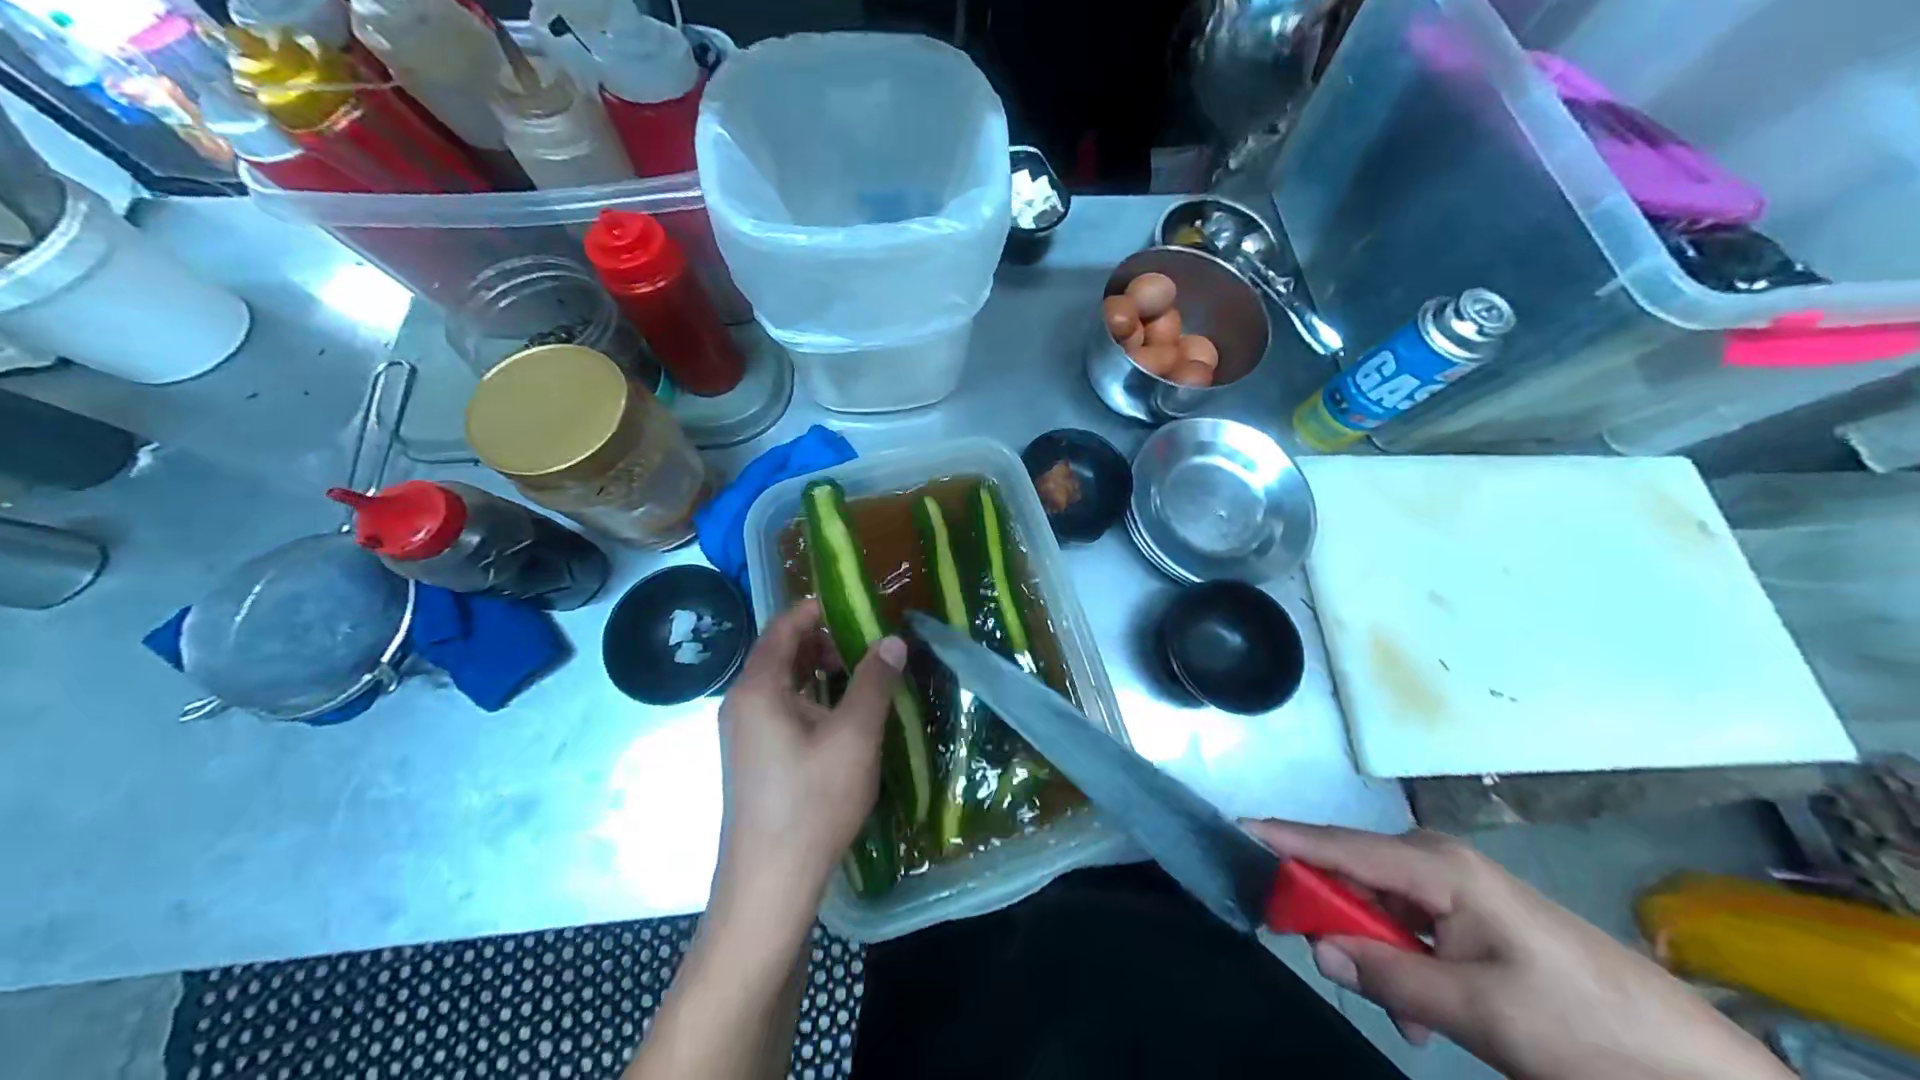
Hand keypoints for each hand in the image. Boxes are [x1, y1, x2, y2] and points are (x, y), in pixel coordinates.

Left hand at [711, 599, 905, 917]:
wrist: (770, 885)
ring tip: (866, 678)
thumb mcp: (854, 736)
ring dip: (822, 673)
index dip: (818, 610)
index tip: (858, 605)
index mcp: (757, 688)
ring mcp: (744, 734)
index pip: (784, 627)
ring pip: (784, 685)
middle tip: (872, 645)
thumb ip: (874, 681)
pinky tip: (846, 719)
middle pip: (782, 653)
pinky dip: (813, 700)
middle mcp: (742, 703)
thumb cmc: (812, 802)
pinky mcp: (753, 760)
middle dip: (826, 642)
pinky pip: (782, 711)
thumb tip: (892, 640)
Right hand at [1245, 822, 1793, 1079]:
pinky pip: (1410, 927)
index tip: (1235, 828)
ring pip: (1379, 907)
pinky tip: (1424, 1014)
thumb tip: (1315, 945)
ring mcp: (1458, 888)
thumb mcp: (1475, 1009)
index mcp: (1437, 868)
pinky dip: (1401, 964)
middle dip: (1331, 917)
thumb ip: (1386, 972)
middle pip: (1352, 873)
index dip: (1284, 838)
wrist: (1695, 1067)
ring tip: (1403, 1018)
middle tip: (1324, 962)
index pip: (1339, 845)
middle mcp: (1439, 864)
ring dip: (1372, 953)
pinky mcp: (1474, 916)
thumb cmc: (1581, 1026)